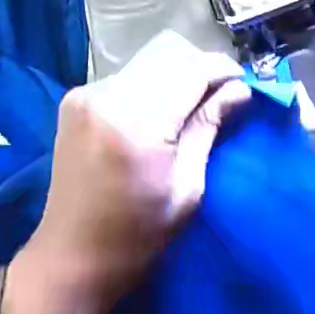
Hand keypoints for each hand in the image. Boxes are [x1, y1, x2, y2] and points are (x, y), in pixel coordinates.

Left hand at [1, 34, 252, 313]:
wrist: (70, 257)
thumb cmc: (137, 237)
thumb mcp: (187, 189)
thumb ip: (209, 128)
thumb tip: (240, 89)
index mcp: (137, 123)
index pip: (190, 71)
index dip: (222, 69)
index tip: (244, 80)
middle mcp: (108, 96)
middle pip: (167, 56)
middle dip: (200, 68)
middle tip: (222, 92)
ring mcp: (86, 93)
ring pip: (146, 62)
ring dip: (174, 74)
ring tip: (193, 103)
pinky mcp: (75, 98)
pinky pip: (124, 76)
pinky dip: (148, 85)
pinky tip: (157, 113)